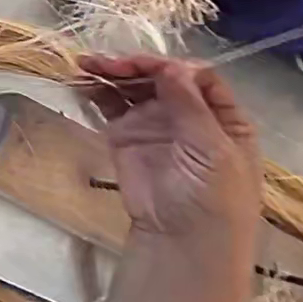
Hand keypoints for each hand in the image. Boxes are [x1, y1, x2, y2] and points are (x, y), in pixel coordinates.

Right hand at [78, 55, 260, 238]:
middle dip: (132, 67)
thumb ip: (190, 107)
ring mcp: (152, 122)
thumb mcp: (212, 151)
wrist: (180, 236)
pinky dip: (95, 91)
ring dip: (109, 74)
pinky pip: (108, 105)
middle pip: (159, 78)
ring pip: (131, 87)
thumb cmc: (213, 197)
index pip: (197, 78)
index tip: (141, 65)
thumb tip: (170, 66)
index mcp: (221, 117)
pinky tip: (81, 84)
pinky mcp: (123, 133)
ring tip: (84, 67)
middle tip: (104, 65)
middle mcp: (186, 114)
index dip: (169, 66)